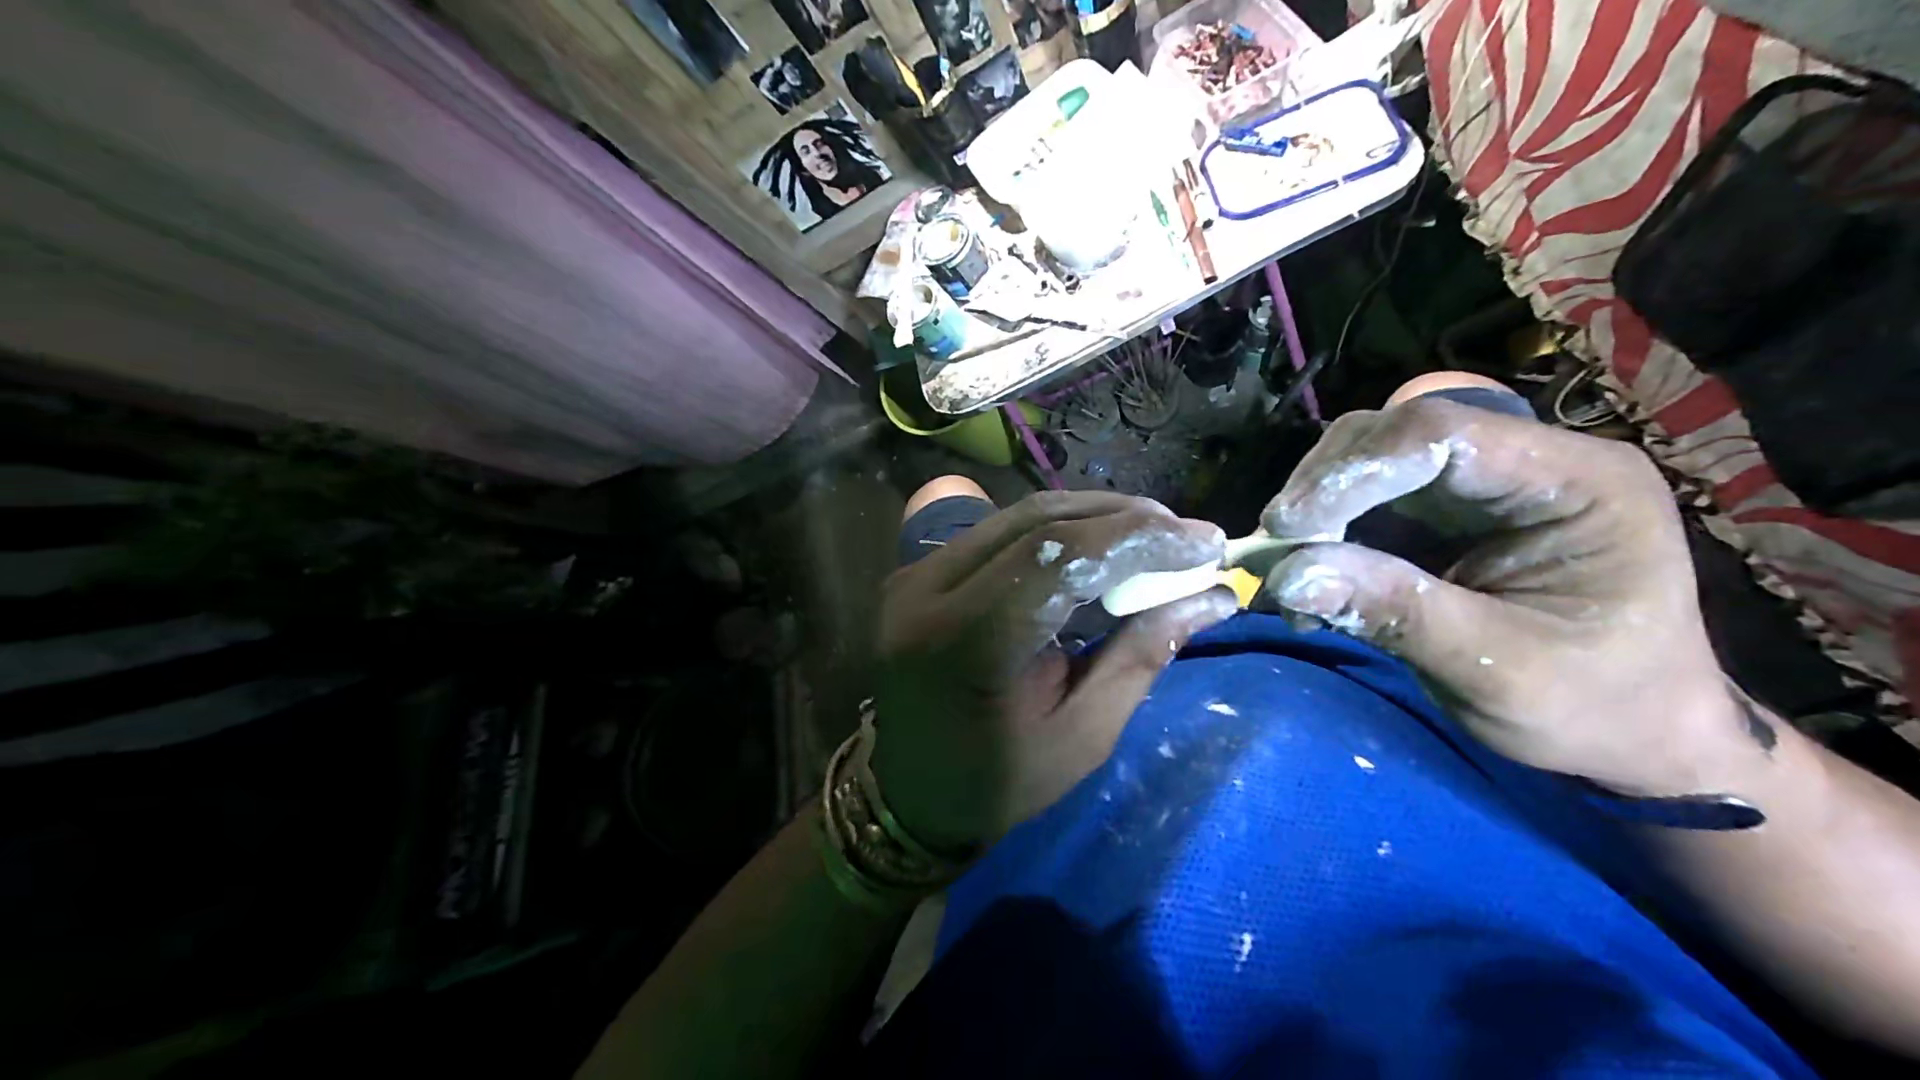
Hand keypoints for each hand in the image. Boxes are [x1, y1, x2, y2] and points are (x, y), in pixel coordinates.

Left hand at [872, 491, 1236, 850]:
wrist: (908, 791)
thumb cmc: (995, 783)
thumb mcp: (1080, 737)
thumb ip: (1139, 658)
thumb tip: (1209, 597)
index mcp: (960, 643)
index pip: (1055, 558)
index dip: (1136, 539)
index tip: (1203, 544)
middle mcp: (924, 591)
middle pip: (1036, 521)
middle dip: (1122, 519)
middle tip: (1185, 536)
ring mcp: (914, 574)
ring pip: (1017, 517)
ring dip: (1093, 518)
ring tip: (1154, 536)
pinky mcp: (918, 572)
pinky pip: (998, 535)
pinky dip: (1058, 533)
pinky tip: (1100, 547)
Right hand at [1259, 397, 1767, 796]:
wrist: (1631, 739)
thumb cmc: (1595, 707)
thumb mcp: (1500, 672)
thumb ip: (1396, 613)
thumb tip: (1284, 577)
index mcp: (1576, 481)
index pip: (1443, 435)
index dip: (1353, 471)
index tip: (1286, 527)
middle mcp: (1524, 463)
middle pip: (1394, 434)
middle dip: (1324, 486)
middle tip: (1276, 548)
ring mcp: (1477, 486)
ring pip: (1366, 460)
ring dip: (1315, 509)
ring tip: (1288, 571)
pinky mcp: (1440, 516)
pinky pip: (1360, 501)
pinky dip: (1321, 534)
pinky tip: (1309, 578)